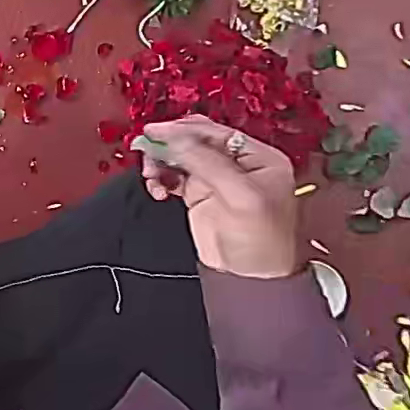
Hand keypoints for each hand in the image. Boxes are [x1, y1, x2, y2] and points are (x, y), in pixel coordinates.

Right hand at [138, 115, 298, 278]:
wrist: (251, 279)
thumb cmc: (262, 242)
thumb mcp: (241, 197)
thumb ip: (208, 163)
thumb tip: (176, 139)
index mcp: (258, 158)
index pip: (216, 132)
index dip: (185, 130)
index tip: (157, 131)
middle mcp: (237, 163)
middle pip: (195, 140)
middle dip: (169, 143)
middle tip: (147, 147)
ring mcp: (216, 178)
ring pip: (180, 156)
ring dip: (161, 161)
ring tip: (150, 173)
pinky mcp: (199, 194)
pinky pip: (173, 175)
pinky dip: (161, 177)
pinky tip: (156, 187)